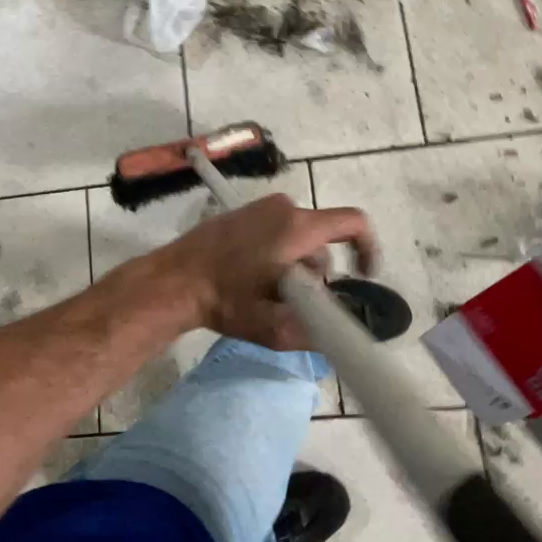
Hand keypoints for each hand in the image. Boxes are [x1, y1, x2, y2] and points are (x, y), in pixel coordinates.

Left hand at [151, 193, 379, 350]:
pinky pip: (278, 231)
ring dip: (296, 266)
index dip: (368, 249)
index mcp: (298, 228)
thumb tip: (343, 334)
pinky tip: (255, 281)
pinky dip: (279, 255)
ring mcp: (262, 207)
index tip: (363, 277)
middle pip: (323, 239)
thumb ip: (316, 332)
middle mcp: (284, 208)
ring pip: (300, 237)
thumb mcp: (273, 328)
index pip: (353, 223)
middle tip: (298, 304)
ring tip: (270, 296)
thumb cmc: (225, 300)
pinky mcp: (245, 213)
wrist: (173, 280)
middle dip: (319, 273)